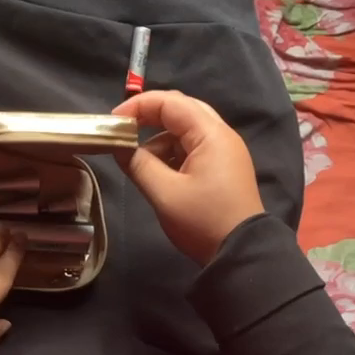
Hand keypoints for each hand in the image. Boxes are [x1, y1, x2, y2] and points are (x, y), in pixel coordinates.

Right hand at [112, 90, 265, 264]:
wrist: (240, 251)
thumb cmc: (202, 221)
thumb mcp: (164, 194)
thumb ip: (139, 165)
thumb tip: (120, 147)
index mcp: (210, 134)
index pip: (170, 102)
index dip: (138, 106)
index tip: (114, 122)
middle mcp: (221, 134)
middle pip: (180, 111)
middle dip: (149, 119)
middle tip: (124, 135)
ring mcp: (225, 151)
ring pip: (186, 132)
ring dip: (160, 142)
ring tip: (141, 166)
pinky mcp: (223, 168)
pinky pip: (193, 149)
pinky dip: (172, 155)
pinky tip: (160, 174)